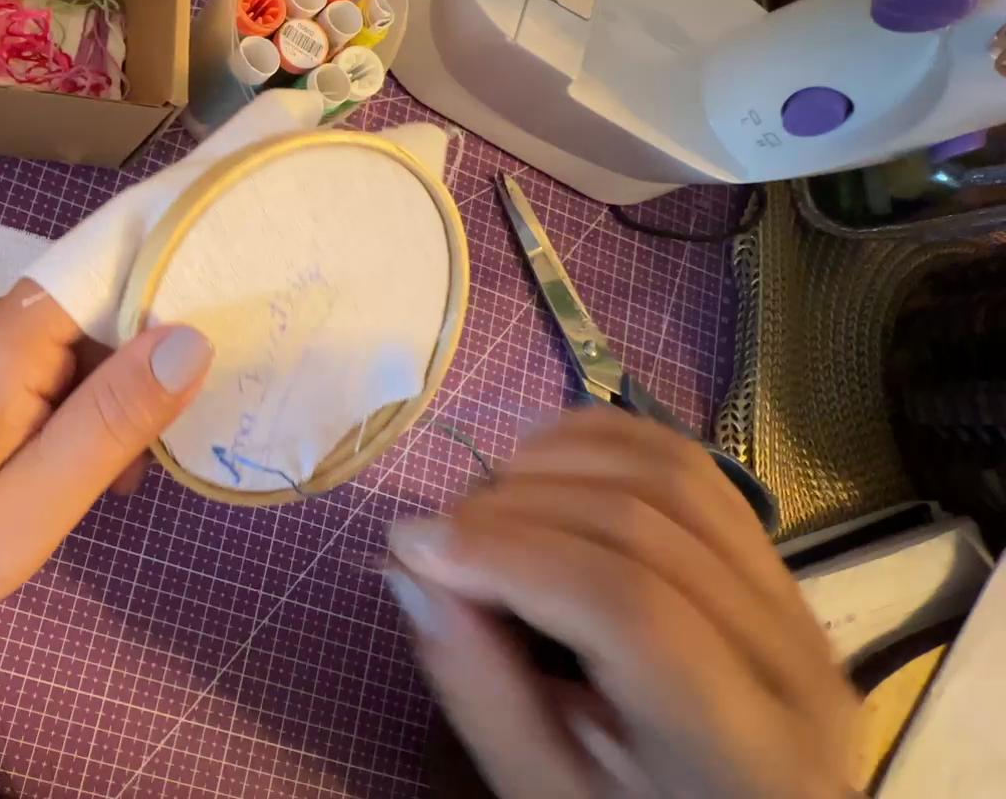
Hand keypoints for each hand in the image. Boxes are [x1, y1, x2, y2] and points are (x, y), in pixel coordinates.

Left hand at [0, 280, 212, 634]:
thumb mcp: (38, 498)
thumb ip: (112, 418)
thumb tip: (189, 341)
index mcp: (4, 338)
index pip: (100, 269)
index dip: (160, 290)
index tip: (208, 336)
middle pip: (89, 311)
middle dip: (131, 371)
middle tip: (139, 455)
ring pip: (67, 342)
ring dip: (99, 396)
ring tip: (105, 475)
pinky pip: (34, 363)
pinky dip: (64, 402)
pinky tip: (64, 460)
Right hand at [385, 410, 855, 798]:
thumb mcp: (535, 783)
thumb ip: (473, 681)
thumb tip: (407, 562)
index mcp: (745, 753)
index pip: (626, 608)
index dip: (505, 555)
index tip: (410, 543)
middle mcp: (795, 663)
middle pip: (640, 525)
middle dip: (507, 509)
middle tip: (436, 536)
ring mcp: (791, 600)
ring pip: (667, 476)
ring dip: (549, 463)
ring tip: (483, 501)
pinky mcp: (768, 562)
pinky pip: (685, 462)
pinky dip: (595, 438)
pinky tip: (534, 459)